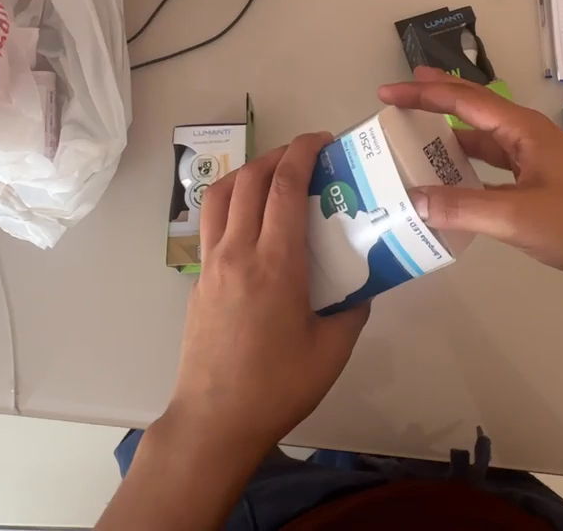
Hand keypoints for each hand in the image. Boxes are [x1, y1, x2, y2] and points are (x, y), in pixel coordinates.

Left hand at [161, 132, 370, 460]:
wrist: (214, 422)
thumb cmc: (278, 386)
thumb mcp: (332, 350)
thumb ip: (352, 308)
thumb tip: (363, 282)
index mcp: (275, 263)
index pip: (285, 185)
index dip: (303, 151)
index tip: (323, 140)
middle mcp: (238, 251)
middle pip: (251, 178)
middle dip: (279, 153)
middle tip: (306, 155)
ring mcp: (212, 262)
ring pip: (221, 193)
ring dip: (248, 171)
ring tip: (274, 175)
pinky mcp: (199, 278)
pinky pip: (211, 221)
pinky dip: (232, 200)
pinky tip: (252, 218)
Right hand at [378, 66, 562, 295]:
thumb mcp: (518, 217)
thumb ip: (463, 207)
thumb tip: (411, 199)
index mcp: (523, 130)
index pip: (464, 100)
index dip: (423, 93)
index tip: (387, 92)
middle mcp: (527, 138)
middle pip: (473, 111)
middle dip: (435, 101)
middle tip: (398, 97)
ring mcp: (535, 163)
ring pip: (483, 142)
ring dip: (450, 140)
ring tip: (415, 141)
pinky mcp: (539, 188)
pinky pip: (493, 169)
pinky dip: (468, 172)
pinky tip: (451, 186)